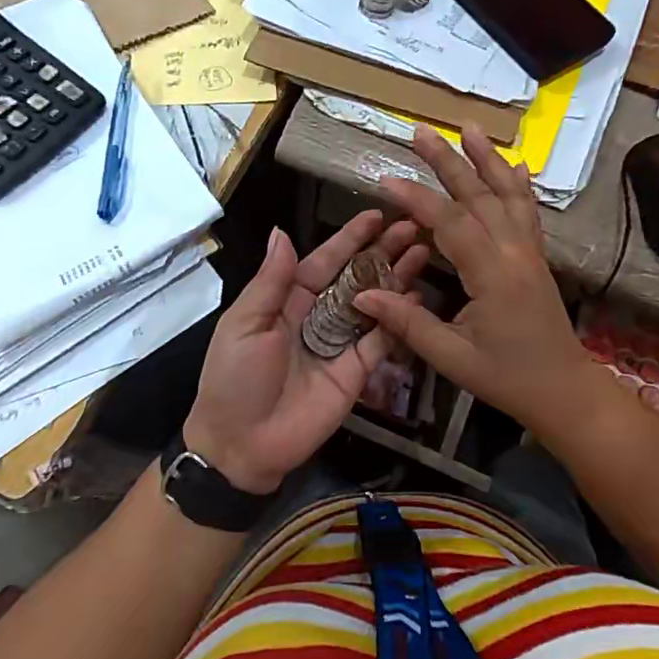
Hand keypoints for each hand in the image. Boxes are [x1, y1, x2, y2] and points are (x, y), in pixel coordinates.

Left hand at [183, 211, 428, 494]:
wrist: (242, 443)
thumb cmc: (234, 378)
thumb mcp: (244, 324)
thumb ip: (270, 282)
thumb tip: (281, 232)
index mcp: (286, 300)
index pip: (323, 261)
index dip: (348, 238)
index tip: (375, 215)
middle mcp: (317, 316)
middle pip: (354, 277)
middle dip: (381, 252)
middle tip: (412, 227)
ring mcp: (339, 344)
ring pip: (373, 304)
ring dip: (396, 279)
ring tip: (423, 252)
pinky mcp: (356, 371)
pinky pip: (380, 340)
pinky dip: (398, 320)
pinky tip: (417, 297)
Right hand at [355, 125, 597, 439]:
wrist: (563, 390)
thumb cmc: (506, 377)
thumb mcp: (451, 356)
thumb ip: (407, 323)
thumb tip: (363, 295)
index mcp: (492, 275)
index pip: (450, 223)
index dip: (416, 198)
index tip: (385, 179)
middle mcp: (514, 253)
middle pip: (480, 196)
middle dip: (449, 162)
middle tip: (421, 132)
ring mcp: (529, 252)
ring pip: (509, 195)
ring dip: (488, 160)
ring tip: (471, 128)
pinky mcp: (535, 259)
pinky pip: (527, 211)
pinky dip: (518, 185)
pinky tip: (514, 165)